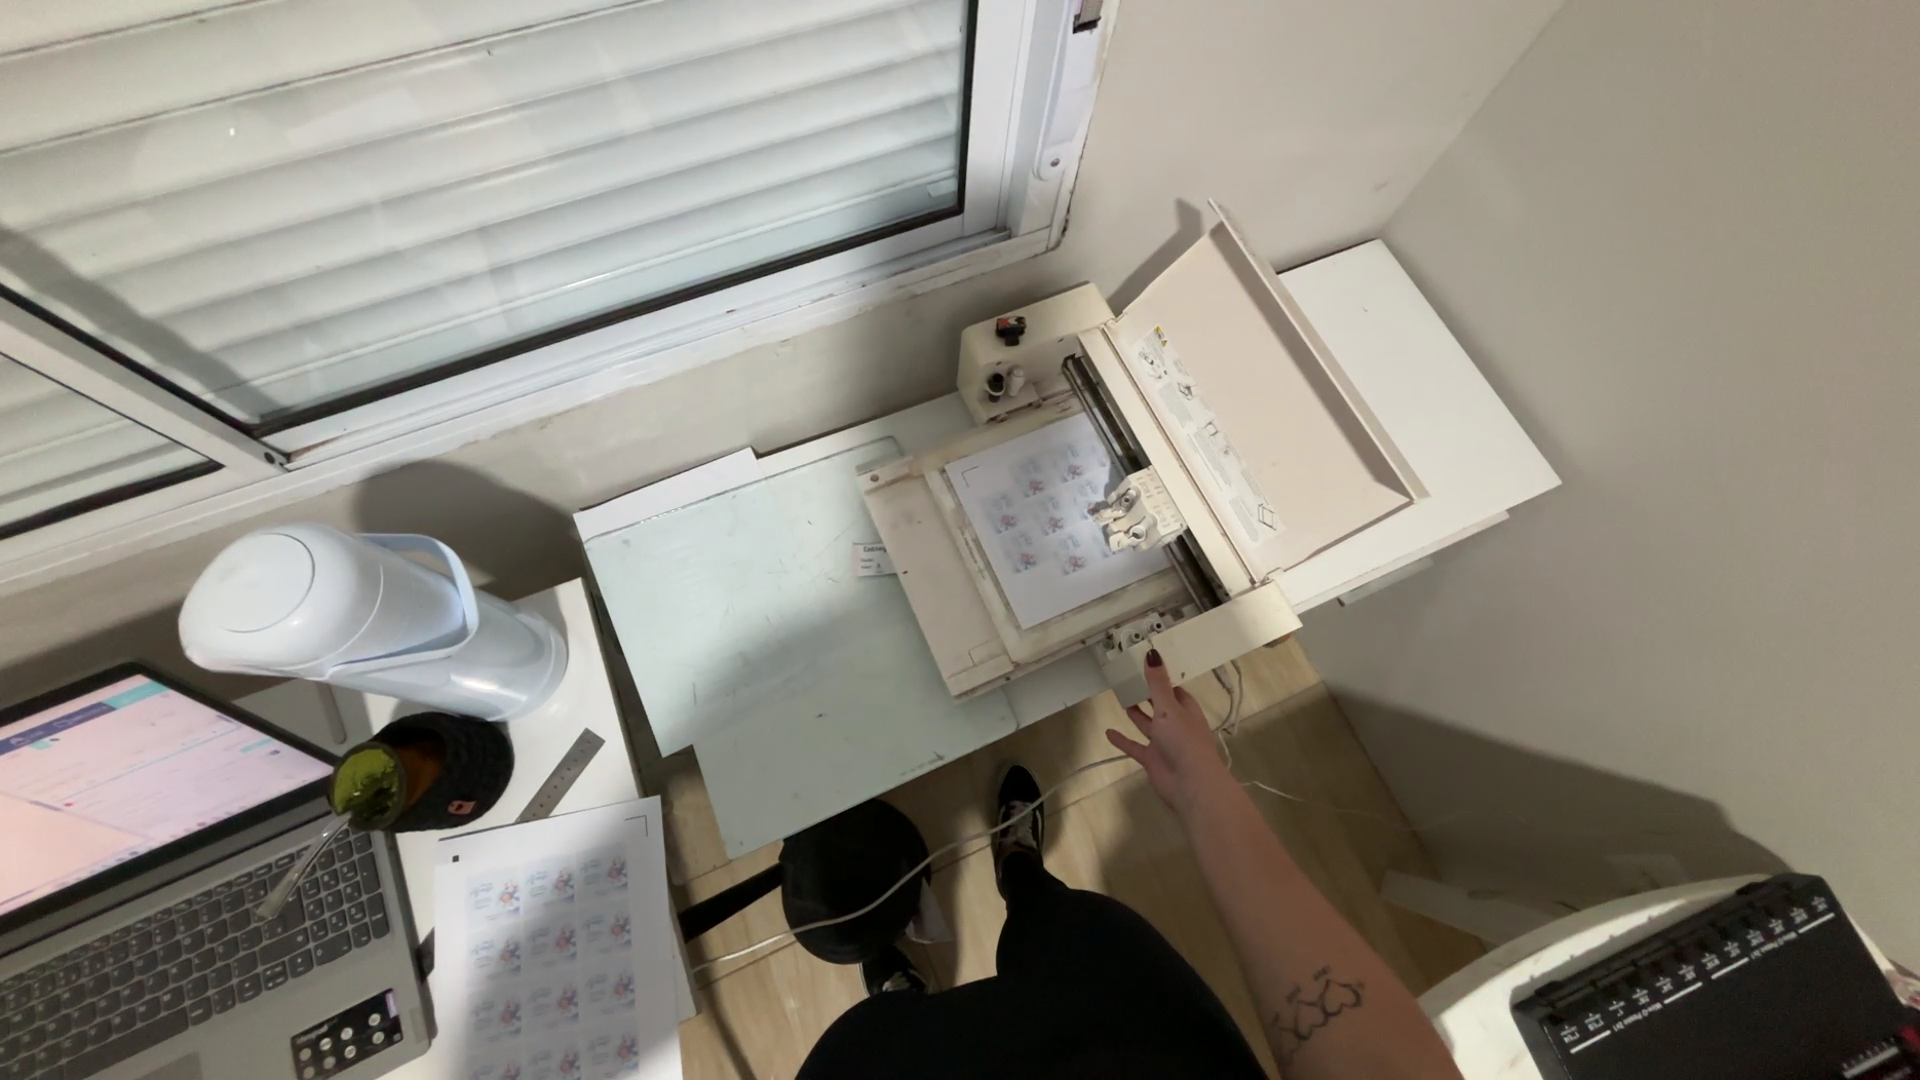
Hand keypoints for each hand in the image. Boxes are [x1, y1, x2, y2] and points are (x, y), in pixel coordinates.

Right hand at [1106, 650, 1230, 814]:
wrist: (1191, 784)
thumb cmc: (1184, 741)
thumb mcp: (1169, 707)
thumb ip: (1157, 683)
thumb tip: (1152, 653)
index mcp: (1186, 710)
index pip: (1174, 690)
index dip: (1162, 680)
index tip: (1146, 667)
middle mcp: (1176, 725)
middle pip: (1160, 706)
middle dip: (1148, 695)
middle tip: (1130, 680)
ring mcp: (1164, 743)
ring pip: (1148, 725)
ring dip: (1137, 714)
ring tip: (1121, 700)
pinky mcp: (1153, 759)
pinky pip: (1135, 746)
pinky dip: (1123, 740)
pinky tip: (1109, 732)